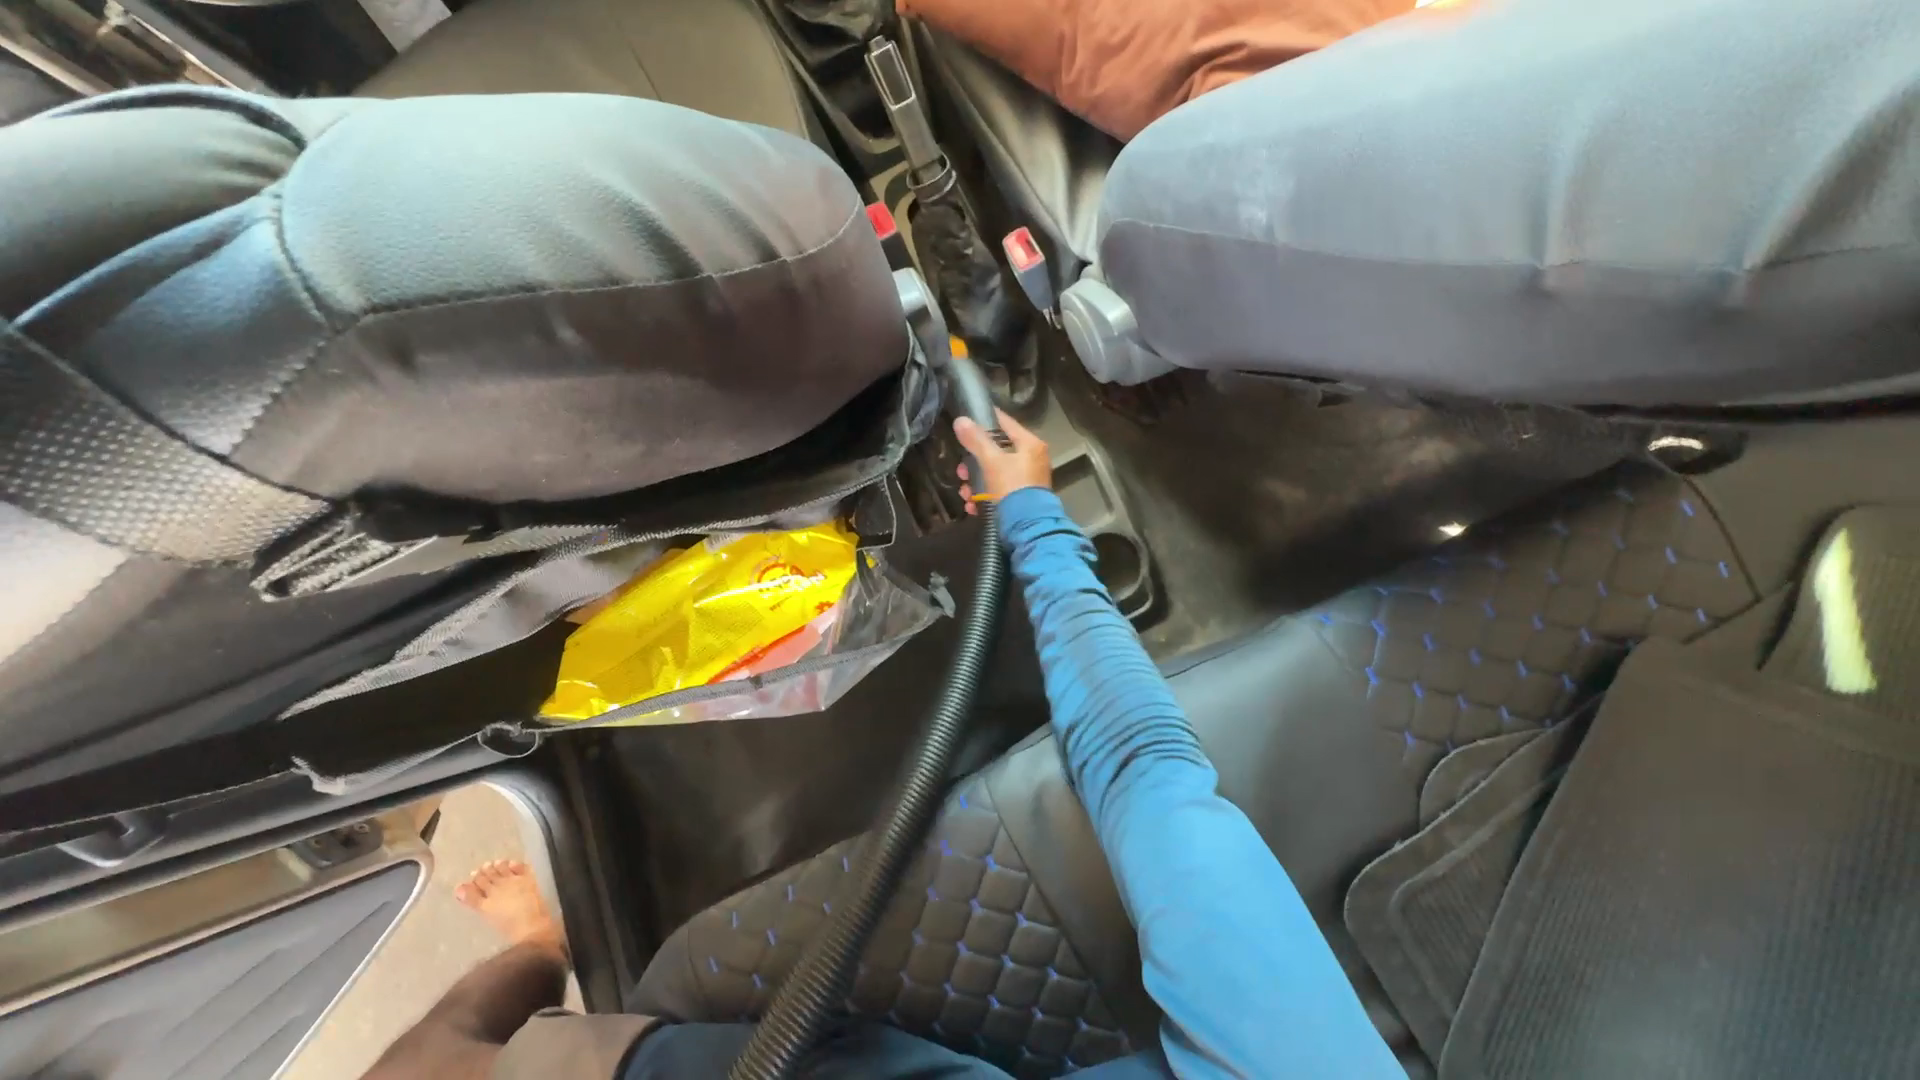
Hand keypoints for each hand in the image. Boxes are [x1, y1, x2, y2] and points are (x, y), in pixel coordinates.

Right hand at [954, 409, 1050, 510]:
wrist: (1027, 527)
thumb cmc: (1011, 487)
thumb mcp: (991, 461)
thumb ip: (976, 440)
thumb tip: (960, 420)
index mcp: (1030, 444)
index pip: (1005, 422)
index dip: (985, 419)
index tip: (966, 419)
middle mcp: (1031, 460)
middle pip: (996, 452)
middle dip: (974, 462)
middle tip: (962, 470)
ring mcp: (1027, 481)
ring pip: (994, 474)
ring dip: (976, 483)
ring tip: (965, 493)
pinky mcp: (1021, 499)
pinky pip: (998, 491)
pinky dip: (984, 497)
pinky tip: (972, 505)